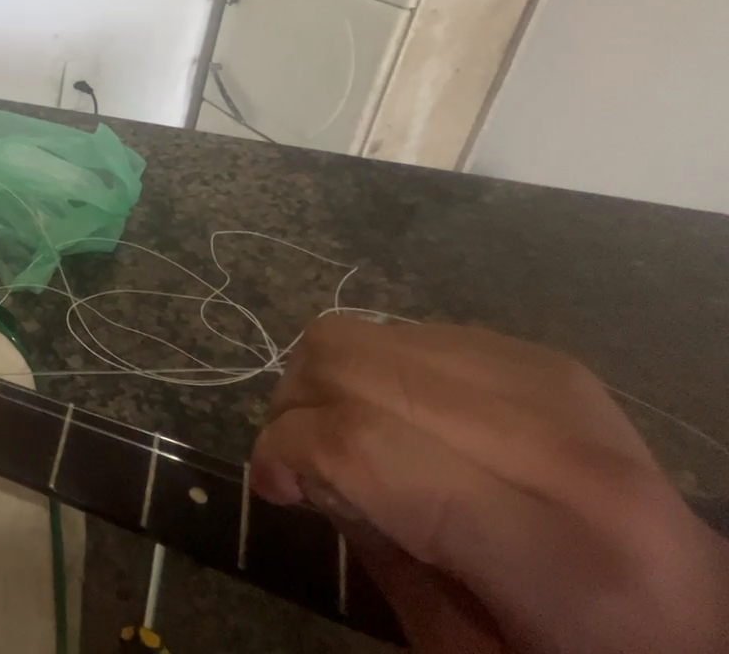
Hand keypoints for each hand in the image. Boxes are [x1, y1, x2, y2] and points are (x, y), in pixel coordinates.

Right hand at [251, 317, 728, 652]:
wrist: (697, 627)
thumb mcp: (458, 644)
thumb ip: (371, 544)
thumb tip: (298, 465)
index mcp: (559, 555)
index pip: (362, 445)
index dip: (284, 451)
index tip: (270, 487)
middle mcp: (565, 452)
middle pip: (352, 365)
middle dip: (292, 407)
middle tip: (299, 459)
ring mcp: (559, 389)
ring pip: (366, 335)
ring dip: (325, 382)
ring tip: (341, 432)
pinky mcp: (547, 360)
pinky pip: (407, 332)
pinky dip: (373, 370)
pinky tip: (396, 417)